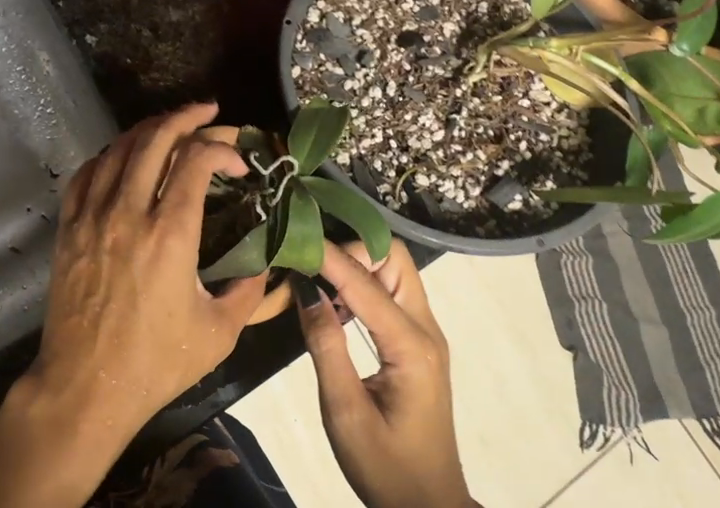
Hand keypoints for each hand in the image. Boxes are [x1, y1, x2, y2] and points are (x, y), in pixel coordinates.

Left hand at [28, 102, 268, 441]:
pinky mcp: (68, 228)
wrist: (85, 386)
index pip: (195, 161)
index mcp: (170, 234)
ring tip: (170, 124)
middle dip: (186, 117)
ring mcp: (92, 216)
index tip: (239, 162)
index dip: (221, 148)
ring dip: (148, 129)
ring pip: (118, 149)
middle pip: (155, 139)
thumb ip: (251, 291)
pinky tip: (122, 155)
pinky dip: (108, 155)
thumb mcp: (219, 332)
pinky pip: (85, 173)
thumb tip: (270, 264)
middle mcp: (129, 213)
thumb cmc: (156, 363)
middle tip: (209, 112)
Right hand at [298, 243, 473, 507]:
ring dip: (356, 263)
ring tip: (314, 276)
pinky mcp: (418, 343)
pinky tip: (333, 302)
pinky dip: (362, 283)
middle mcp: (426, 329)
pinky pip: (392, 292)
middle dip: (350, 249)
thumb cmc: (385, 467)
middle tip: (309, 262)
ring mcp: (426, 334)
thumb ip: (325, 345)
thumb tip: (304, 288)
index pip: (364, 281)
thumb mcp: (345, 412)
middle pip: (393, 257)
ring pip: (394, 270)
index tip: (291, 238)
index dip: (326, 255)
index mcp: (411, 346)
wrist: (428, 507)